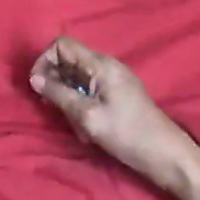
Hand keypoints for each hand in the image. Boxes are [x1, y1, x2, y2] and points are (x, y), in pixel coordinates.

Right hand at [29, 36, 199, 192]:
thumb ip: (59, 94)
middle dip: (57, 85)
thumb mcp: (88, 116)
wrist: (165, 154)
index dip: (45, 61)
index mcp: (100, 64)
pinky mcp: (117, 94)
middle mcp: (106, 65)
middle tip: (57, 111)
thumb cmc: (127, 134)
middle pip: (68, 62)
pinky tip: (88, 131)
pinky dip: (82, 108)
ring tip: (78, 127)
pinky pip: (89, 92)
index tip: (38, 87)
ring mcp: (113, 79)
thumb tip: (34, 78)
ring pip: (77, 80)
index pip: (62, 45)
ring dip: (69, 101)